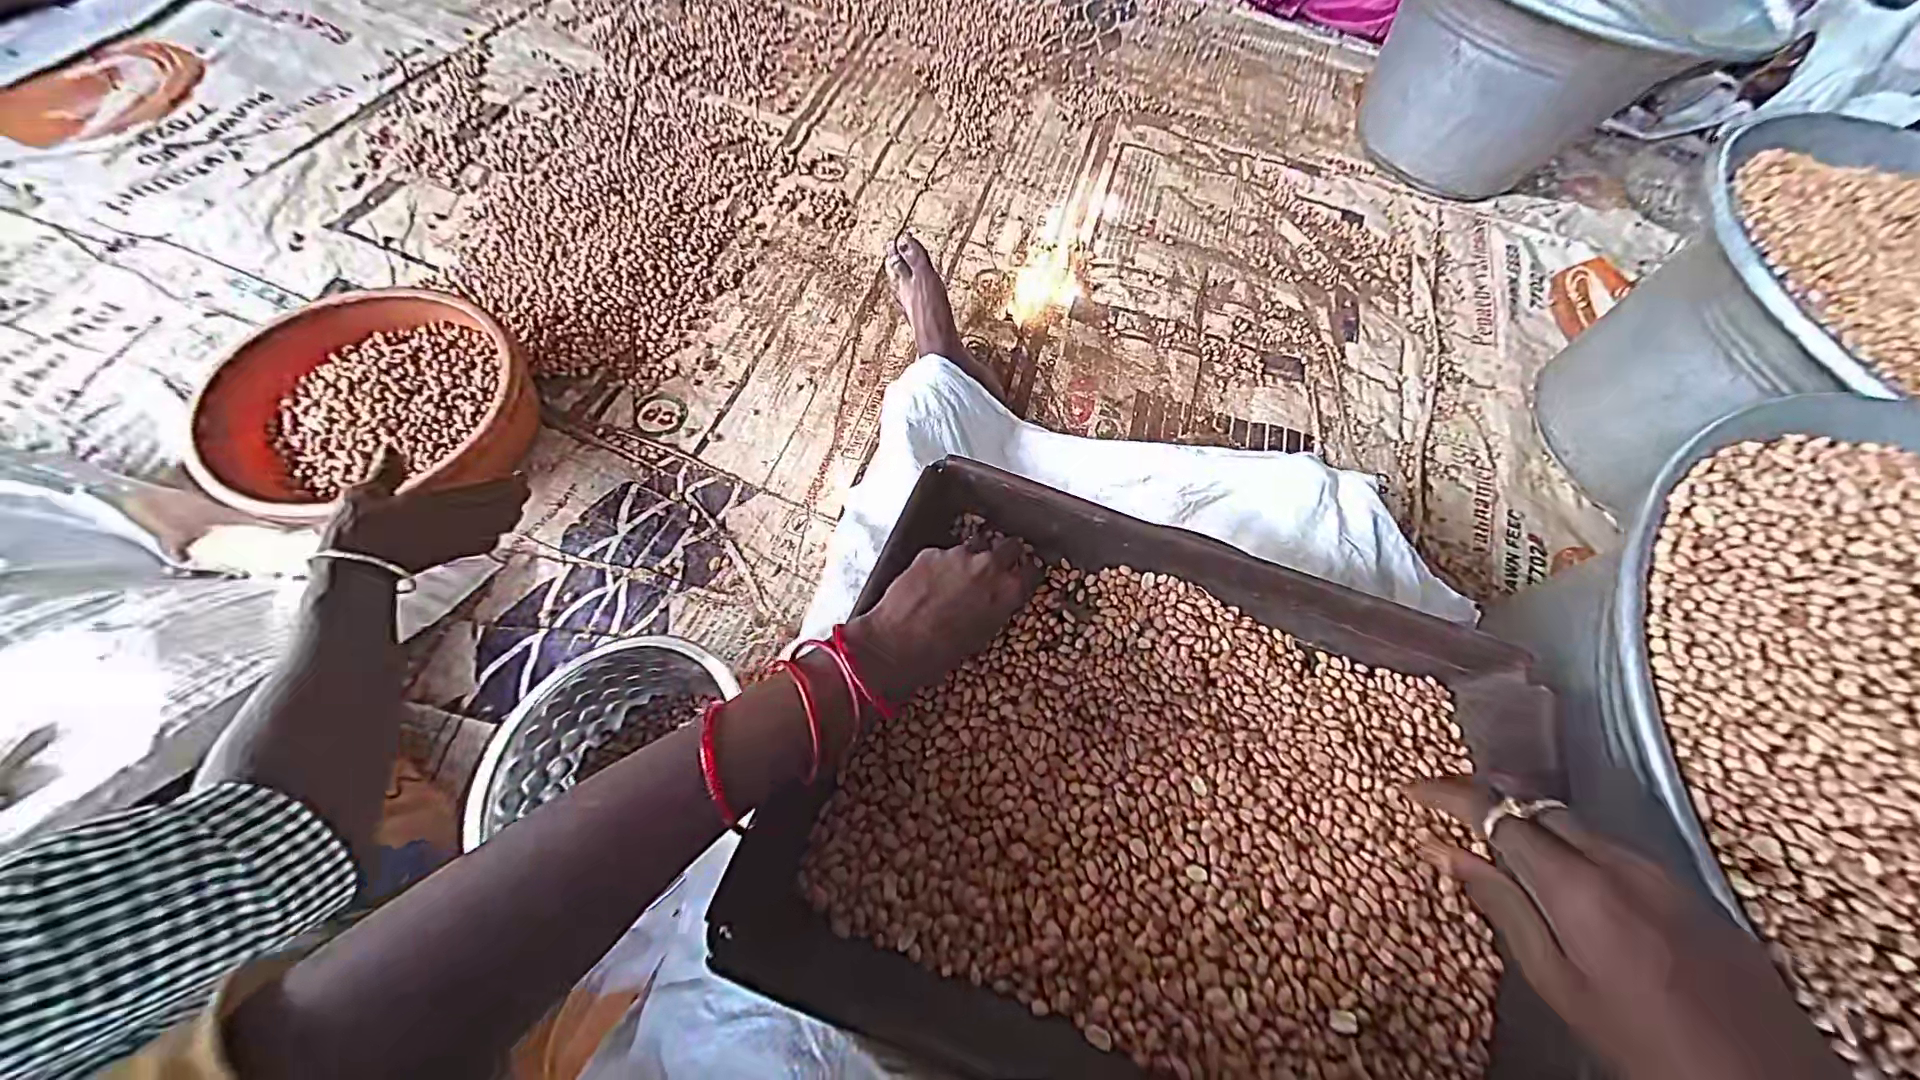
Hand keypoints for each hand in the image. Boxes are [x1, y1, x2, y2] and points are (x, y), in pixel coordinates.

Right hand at [321, 447, 529, 573]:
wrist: (358, 568)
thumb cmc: (358, 531)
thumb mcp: (366, 493)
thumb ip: (386, 471)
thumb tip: (391, 450)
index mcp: (441, 501)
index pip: (491, 490)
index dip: (511, 483)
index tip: (518, 475)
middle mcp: (458, 520)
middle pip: (505, 507)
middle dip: (518, 496)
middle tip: (521, 486)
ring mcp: (461, 539)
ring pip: (502, 524)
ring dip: (513, 512)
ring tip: (515, 502)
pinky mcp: (456, 554)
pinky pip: (490, 542)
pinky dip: (499, 532)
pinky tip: (498, 528)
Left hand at [843, 536, 1038, 702]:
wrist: (896, 644)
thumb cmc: (940, 652)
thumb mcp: (982, 635)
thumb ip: (996, 608)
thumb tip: (996, 599)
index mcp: (1008, 591)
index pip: (1032, 570)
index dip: (1028, 572)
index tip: (1025, 572)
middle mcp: (989, 566)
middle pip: (1009, 546)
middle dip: (1006, 553)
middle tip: (997, 565)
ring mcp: (959, 555)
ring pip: (974, 546)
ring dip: (970, 558)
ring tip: (957, 577)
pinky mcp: (931, 551)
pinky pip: (943, 553)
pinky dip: (940, 564)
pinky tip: (929, 582)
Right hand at [1410, 776, 1844, 1079]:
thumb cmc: (1646, 1044)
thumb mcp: (1556, 980)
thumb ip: (1499, 904)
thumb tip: (1441, 851)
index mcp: (1576, 886)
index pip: (1495, 813)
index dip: (1446, 795)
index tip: (1413, 791)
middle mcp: (1619, 865)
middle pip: (1537, 804)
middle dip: (1488, 798)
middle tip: (1447, 809)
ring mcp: (1662, 876)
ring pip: (1575, 822)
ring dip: (1529, 820)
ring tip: (1495, 838)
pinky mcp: (1691, 894)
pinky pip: (1612, 847)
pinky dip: (1570, 844)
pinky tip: (1559, 872)